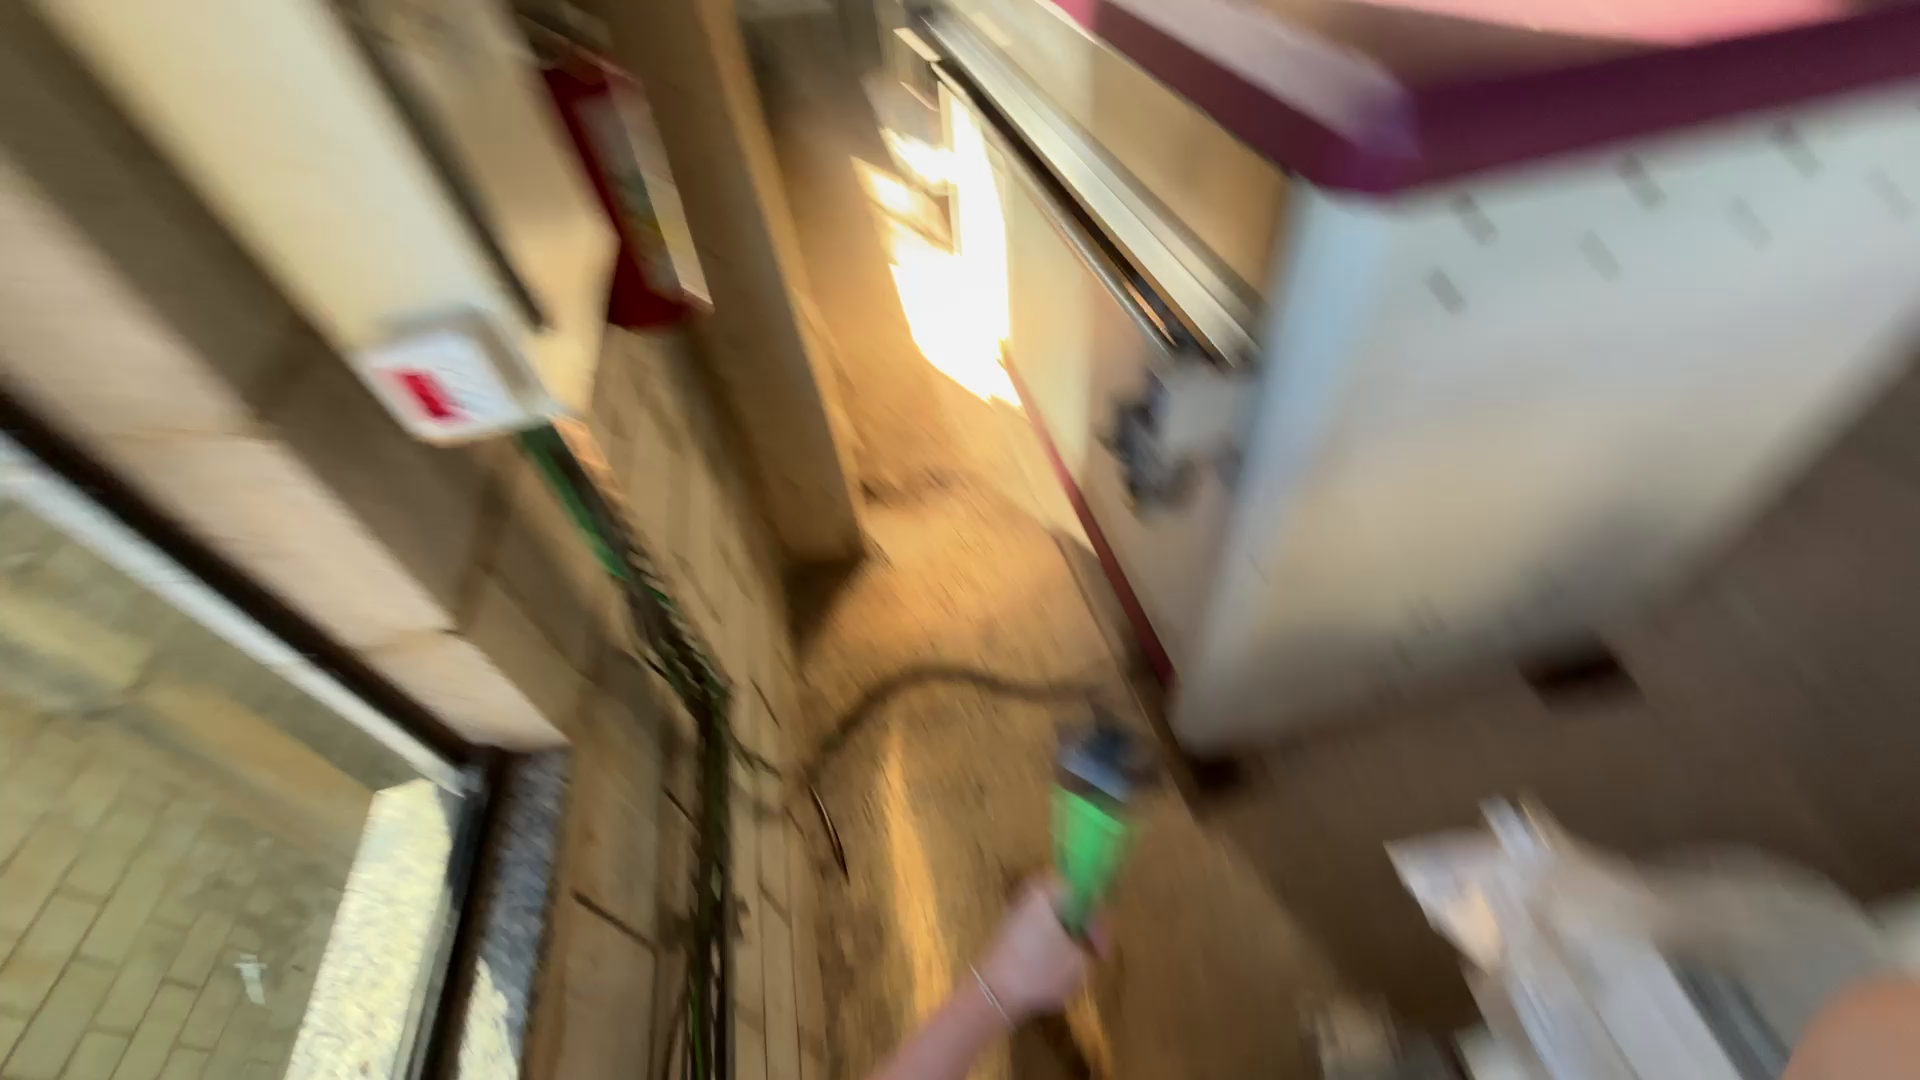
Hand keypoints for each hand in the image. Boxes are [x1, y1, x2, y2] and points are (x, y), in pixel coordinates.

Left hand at [975, 877, 1110, 1021]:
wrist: (992, 991)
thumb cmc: (1040, 973)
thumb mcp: (1082, 964)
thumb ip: (1096, 945)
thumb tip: (1094, 940)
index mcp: (1052, 890)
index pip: (1088, 892)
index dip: (1101, 920)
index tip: (1104, 949)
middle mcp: (1035, 890)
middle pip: (1072, 899)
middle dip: (1086, 925)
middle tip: (1094, 952)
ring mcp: (1020, 906)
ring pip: (1057, 913)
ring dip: (1070, 932)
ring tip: (1078, 960)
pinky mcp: (1012, 925)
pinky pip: (1042, 924)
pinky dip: (1054, 938)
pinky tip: (1056, 962)